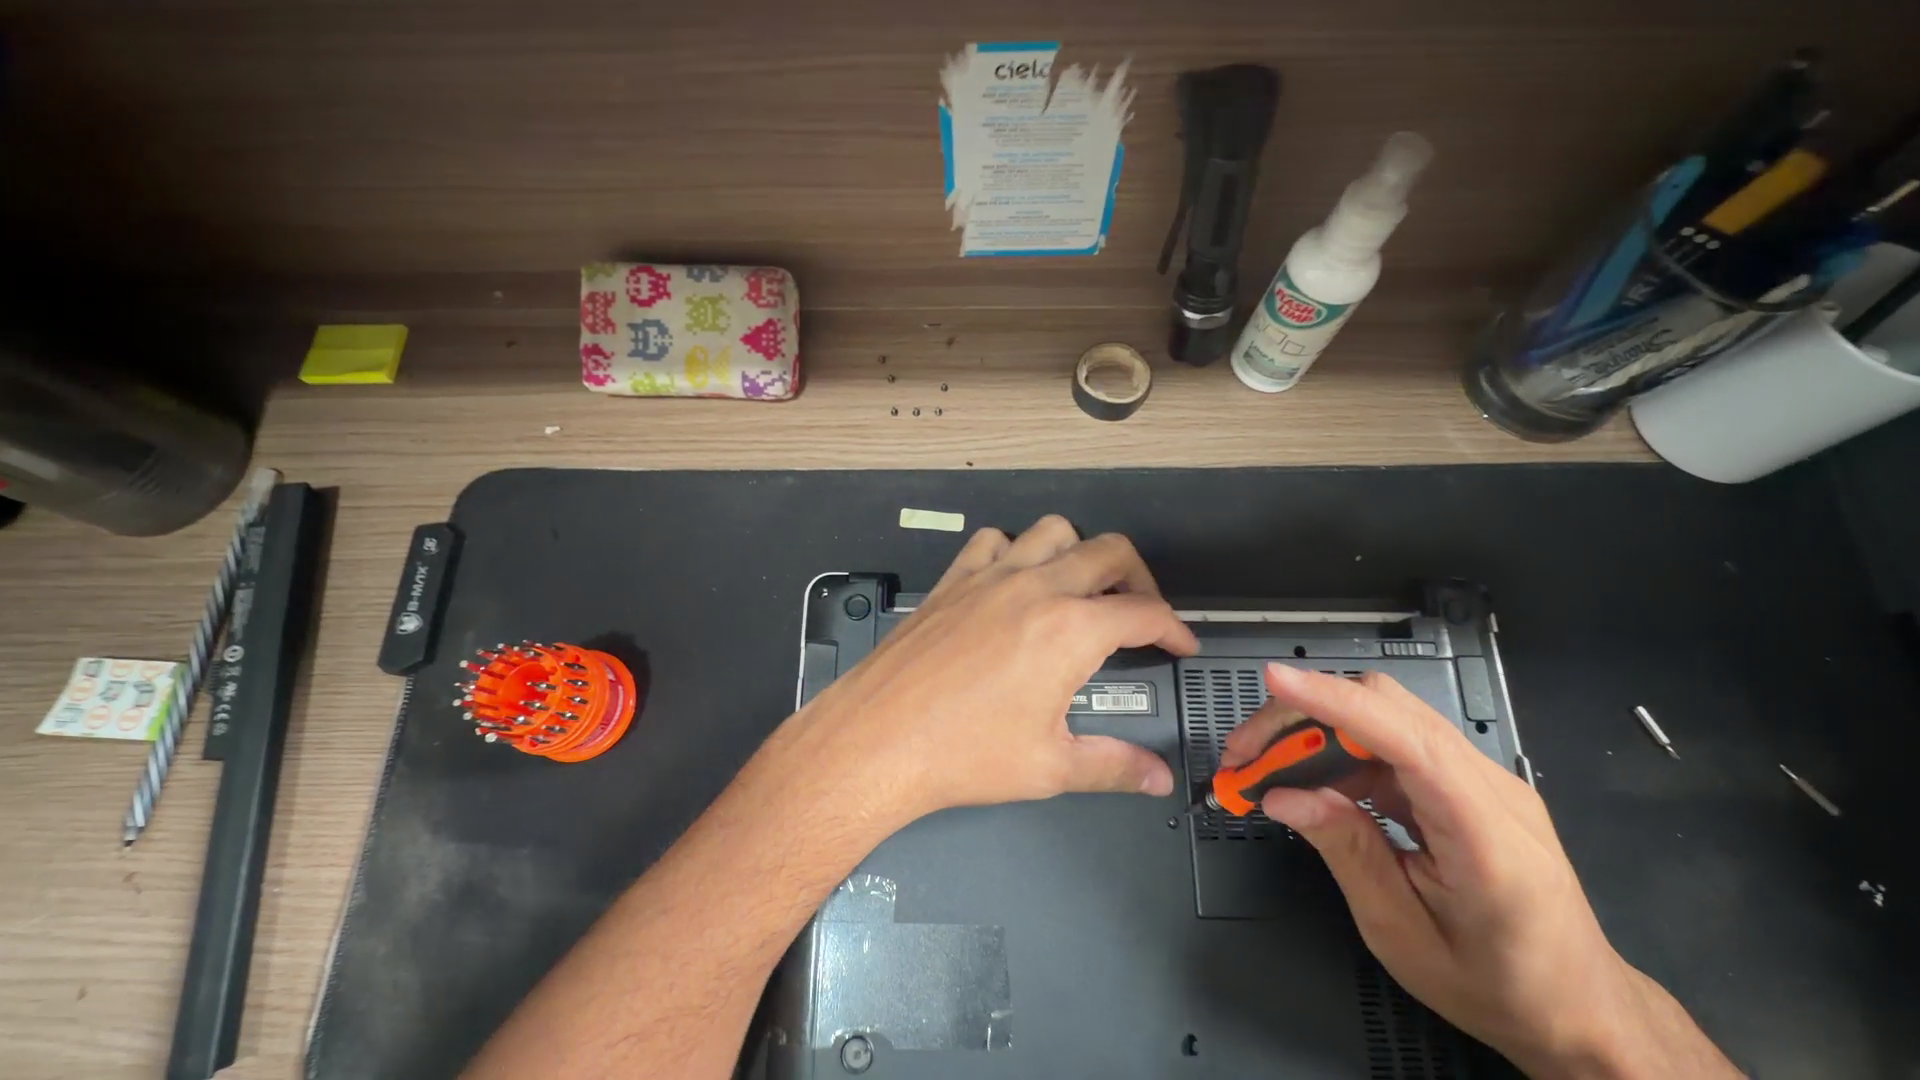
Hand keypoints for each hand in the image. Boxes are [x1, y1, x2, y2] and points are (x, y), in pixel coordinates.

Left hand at [795, 516, 1197, 820]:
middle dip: (1139, 577)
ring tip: (1084, 585)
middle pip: (1110, 552)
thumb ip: (1115, 766)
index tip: (1178, 643)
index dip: (1173, 628)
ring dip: (1080, 550)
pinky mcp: (953, 583)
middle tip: (1141, 610)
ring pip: (1053, 531)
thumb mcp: (1050, 767)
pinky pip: (993, 541)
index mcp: (1069, 631)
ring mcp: (990, 579)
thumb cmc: (957, 753)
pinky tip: (1016, 577)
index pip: (1144, 612)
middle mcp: (1033, 590)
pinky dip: (1015, 548)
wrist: (877, 741)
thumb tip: (1153, 775)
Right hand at [1227, 664, 1739, 1078]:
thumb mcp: (1402, 934)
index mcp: (1483, 831)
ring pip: (1383, 720)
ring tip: (1262, 771)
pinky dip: (1339, 755)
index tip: (1274, 680)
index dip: (1335, 701)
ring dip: (1315, 734)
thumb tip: (1284, 796)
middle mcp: (1488, 786)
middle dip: (1305, 714)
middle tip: (1244, 755)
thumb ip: (1346, 853)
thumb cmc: (1499, 987)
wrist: (1581, 1008)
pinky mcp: (1465, 784)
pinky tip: (1306, 784)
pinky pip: (1392, 747)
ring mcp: (1481, 780)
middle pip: (1387, 709)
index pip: (1405, 736)